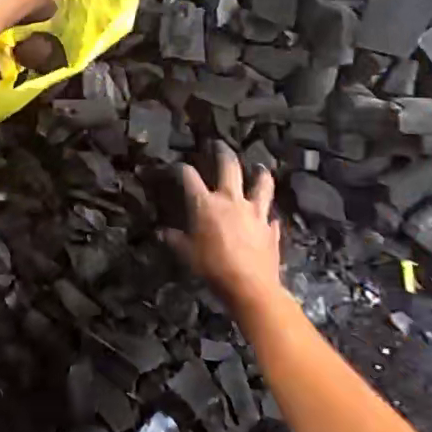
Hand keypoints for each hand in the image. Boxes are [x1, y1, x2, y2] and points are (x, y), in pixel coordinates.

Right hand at [161, 142, 282, 312]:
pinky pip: (270, 216)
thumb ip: (173, 238)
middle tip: (219, 145)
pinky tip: (267, 215)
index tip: (175, 166)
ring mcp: (255, 212)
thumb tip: (161, 232)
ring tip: (260, 168)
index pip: (189, 175)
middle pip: (229, 167)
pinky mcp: (271, 228)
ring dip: (260, 174)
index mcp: (205, 203)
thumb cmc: (211, 265)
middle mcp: (230, 200)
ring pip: (261, 185)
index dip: (180, 167)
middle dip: (223, 152)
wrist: (250, 286)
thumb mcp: (184, 251)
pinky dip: (267, 213)